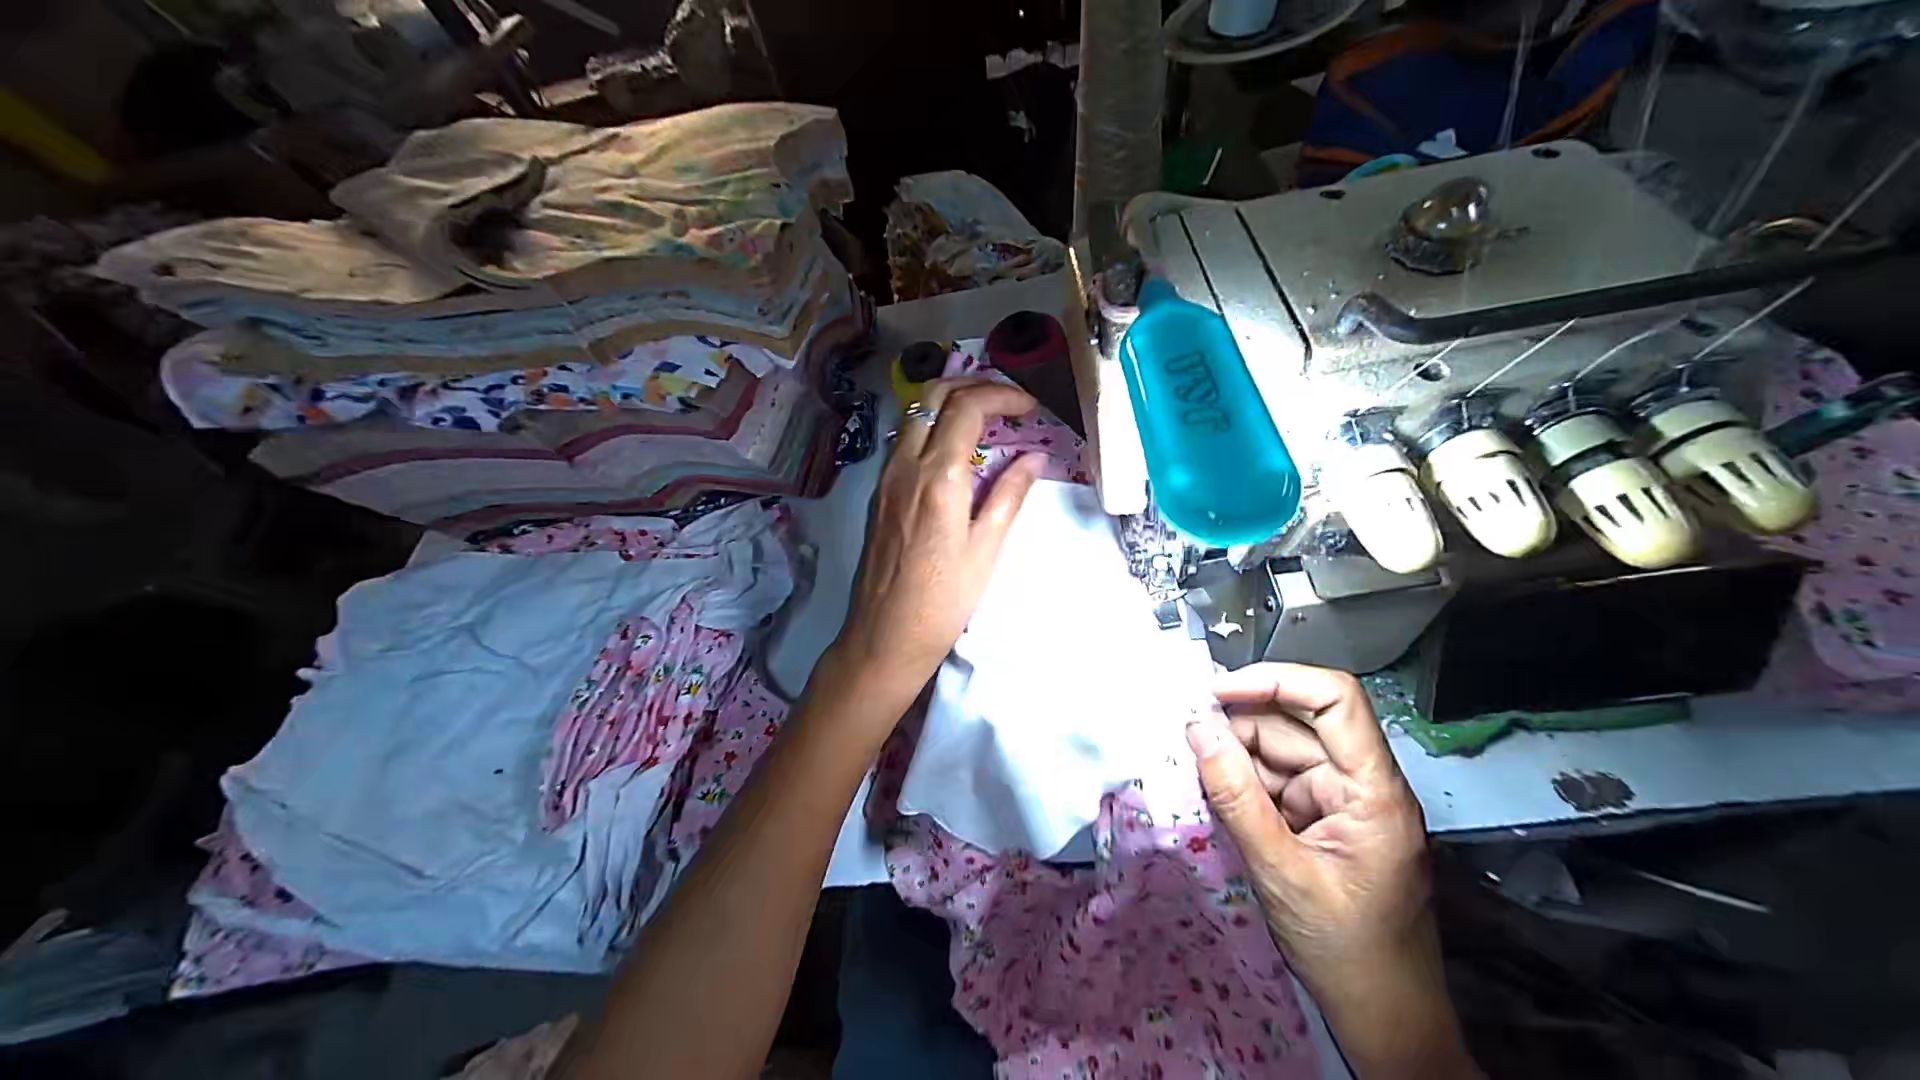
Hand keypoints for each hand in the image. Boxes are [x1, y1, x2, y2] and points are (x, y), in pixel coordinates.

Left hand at [829, 377, 1043, 701]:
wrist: (884, 636)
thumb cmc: (943, 601)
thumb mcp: (987, 549)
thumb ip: (1010, 494)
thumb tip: (1034, 456)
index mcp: (938, 478)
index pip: (967, 406)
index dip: (1002, 394)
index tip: (1029, 407)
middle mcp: (906, 466)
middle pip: (933, 394)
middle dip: (973, 383)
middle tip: (1007, 401)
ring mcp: (887, 476)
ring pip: (915, 413)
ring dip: (950, 401)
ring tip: (986, 419)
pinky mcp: (879, 491)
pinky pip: (906, 439)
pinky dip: (933, 426)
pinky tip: (957, 450)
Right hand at [1188, 663, 1475, 1078]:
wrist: (1384, 1021)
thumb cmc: (1347, 953)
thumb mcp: (1280, 872)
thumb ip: (1236, 797)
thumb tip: (1196, 731)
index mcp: (1374, 791)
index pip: (1335, 700)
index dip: (1277, 680)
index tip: (1218, 692)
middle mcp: (1360, 784)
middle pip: (1296, 724)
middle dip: (1238, 725)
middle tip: (1184, 733)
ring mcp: (1340, 801)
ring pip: (1278, 751)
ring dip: (1234, 755)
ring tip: (1189, 766)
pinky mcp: (1321, 820)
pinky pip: (1274, 781)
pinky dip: (1241, 782)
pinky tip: (1210, 790)